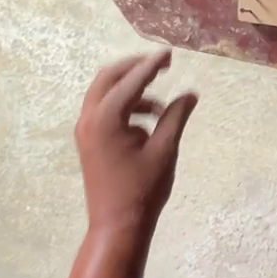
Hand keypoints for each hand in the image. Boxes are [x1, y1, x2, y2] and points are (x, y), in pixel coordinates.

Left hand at [75, 50, 197, 235]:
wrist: (118, 224)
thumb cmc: (143, 189)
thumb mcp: (165, 150)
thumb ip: (176, 117)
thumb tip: (190, 94)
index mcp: (106, 118)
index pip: (131, 81)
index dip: (152, 65)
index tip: (169, 54)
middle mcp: (89, 118)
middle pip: (108, 78)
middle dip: (134, 68)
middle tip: (161, 65)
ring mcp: (86, 130)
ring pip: (104, 93)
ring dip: (131, 89)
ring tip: (161, 105)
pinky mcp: (89, 141)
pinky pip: (104, 110)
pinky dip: (125, 106)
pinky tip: (148, 123)